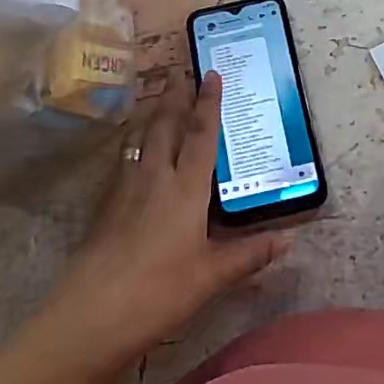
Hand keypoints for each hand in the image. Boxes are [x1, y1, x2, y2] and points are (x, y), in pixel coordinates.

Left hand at [46, 72, 292, 356]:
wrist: (93, 313)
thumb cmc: (160, 291)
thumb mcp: (211, 275)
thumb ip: (250, 254)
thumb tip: (290, 239)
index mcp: (185, 188)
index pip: (200, 134)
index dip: (208, 102)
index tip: (211, 73)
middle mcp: (155, 177)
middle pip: (164, 125)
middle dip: (174, 96)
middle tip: (180, 71)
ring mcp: (125, 188)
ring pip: (140, 138)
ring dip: (151, 114)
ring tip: (158, 98)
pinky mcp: (105, 204)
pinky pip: (123, 159)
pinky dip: (133, 142)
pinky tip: (133, 150)